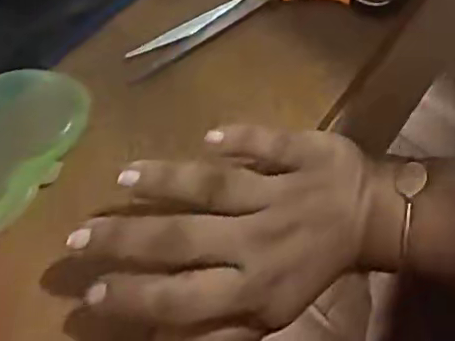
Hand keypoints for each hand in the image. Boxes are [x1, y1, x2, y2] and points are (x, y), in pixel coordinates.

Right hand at [59, 126, 403, 333]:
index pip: (179, 296)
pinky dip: (243, 137)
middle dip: (128, 237)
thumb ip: (218, 327)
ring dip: (169, 180)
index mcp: (252, 285)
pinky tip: (209, 134)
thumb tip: (155, 337)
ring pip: (219, 185)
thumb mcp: (272, 314)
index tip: (89, 287)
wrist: (374, 214)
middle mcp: (261, 239)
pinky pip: (272, 143)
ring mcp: (286, 190)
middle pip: (186, 238)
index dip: (132, 295)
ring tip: (123, 176)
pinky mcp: (309, 152)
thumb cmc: (316, 264)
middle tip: (80, 233)